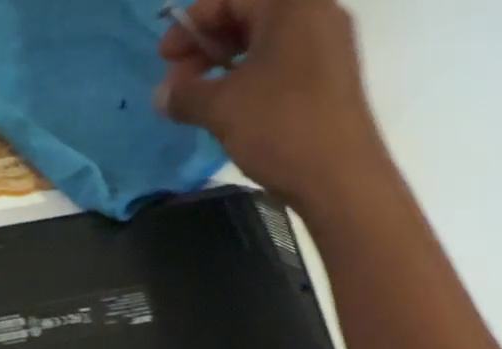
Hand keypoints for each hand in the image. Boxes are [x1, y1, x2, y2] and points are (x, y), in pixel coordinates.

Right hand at [155, 0, 390, 210]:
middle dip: (207, 46)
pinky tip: (232, 109)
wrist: (341, 179)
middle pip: (250, 14)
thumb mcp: (222, 108)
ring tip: (201, 100)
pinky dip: (252, 78)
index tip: (164, 57)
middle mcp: (316, 12)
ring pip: (266, 42)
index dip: (191, 23)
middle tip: (179, 82)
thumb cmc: (280, 128)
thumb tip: (160, 96)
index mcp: (291, 4)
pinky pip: (283, 63)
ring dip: (226, 66)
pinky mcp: (332, 78)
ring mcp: (329, 46)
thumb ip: (186, 95)